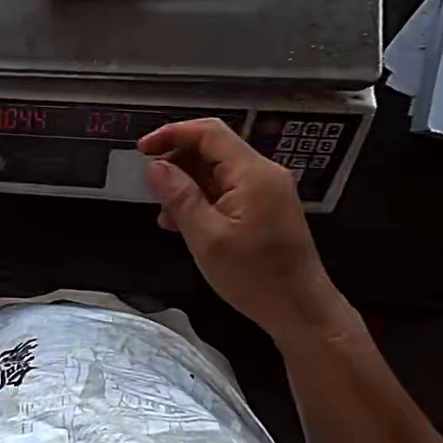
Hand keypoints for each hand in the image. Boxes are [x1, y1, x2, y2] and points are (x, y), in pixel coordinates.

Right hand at [140, 118, 348, 339]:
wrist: (298, 309)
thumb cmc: (258, 278)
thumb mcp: (207, 238)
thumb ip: (179, 197)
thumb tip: (155, 168)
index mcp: (253, 174)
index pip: (208, 132)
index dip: (171, 133)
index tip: (143, 148)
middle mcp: (264, 174)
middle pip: (212, 149)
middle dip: (176, 162)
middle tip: (152, 186)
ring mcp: (266, 190)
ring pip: (216, 170)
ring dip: (186, 184)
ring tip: (166, 212)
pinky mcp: (264, 206)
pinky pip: (226, 189)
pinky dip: (201, 198)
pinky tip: (184, 221)